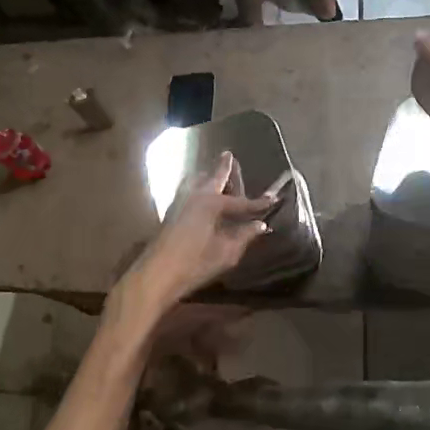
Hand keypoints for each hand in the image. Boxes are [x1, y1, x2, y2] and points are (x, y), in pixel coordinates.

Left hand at [116, 152, 272, 313]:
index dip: (258, 203)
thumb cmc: (194, 263)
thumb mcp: (226, 252)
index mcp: (211, 203)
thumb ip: (244, 236)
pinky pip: (188, 189)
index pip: (240, 202)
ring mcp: (180, 202)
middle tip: (229, 155)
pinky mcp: (171, 213)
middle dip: (223, 167)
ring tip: (214, 172)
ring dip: (207, 175)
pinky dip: (198, 185)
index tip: (274, 199)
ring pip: (196, 181)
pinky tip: (200, 193)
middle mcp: (195, 196)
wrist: (156, 275)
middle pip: (213, 178)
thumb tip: (260, 225)